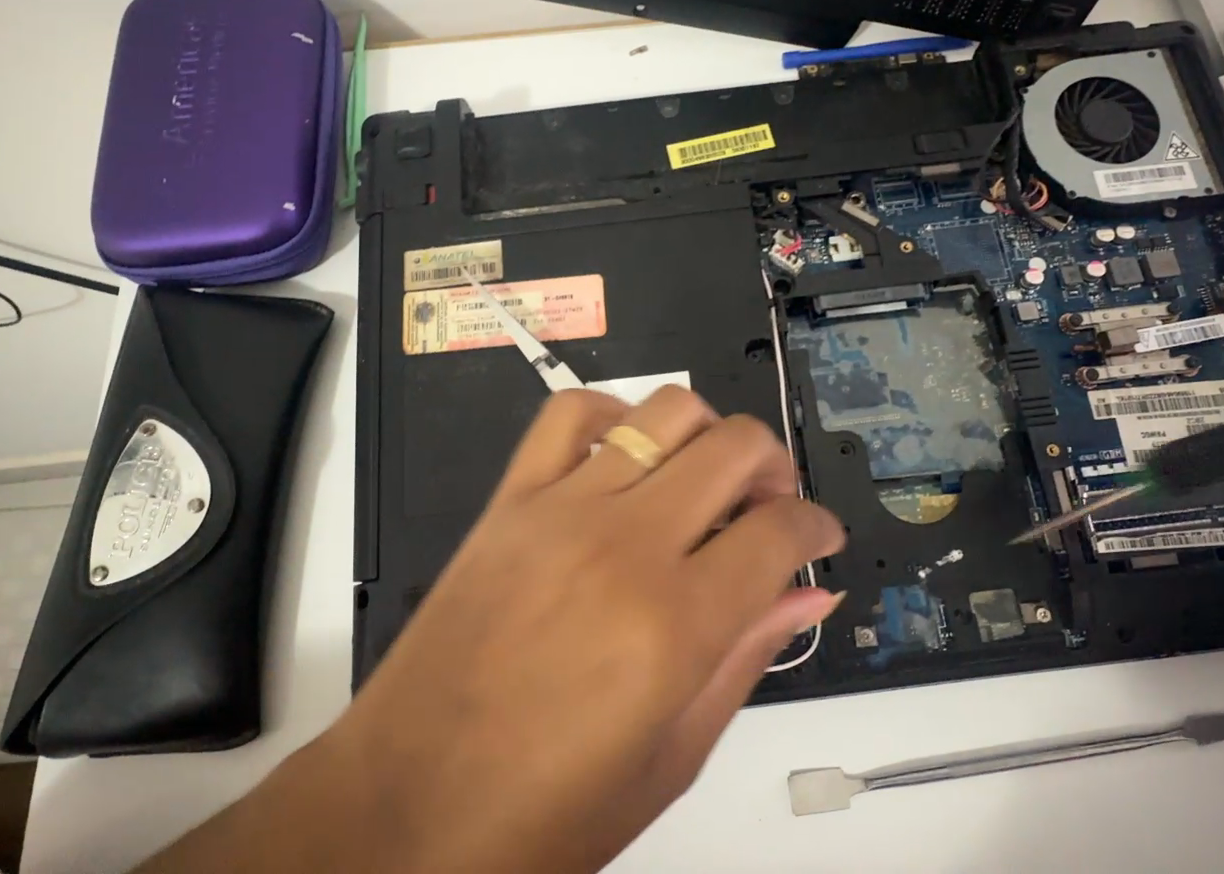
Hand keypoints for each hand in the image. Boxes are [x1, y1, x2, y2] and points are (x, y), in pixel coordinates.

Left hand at [140, 386, 844, 873]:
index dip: (816, 528)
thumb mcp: (671, 758)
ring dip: (710, 432)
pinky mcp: (508, 503)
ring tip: (710, 477)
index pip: (779, 532)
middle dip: (777, 467)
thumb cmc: (543, 811)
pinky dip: (615, 416)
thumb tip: (809, 592)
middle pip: (734, 447)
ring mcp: (560, 512)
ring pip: (664, 412)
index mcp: (674, 624)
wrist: (404, 808)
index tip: (819, 540)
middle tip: (773, 508)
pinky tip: (629, 454)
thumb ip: (747, 657)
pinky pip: (568, 418)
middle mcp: (623, 547)